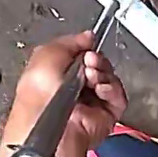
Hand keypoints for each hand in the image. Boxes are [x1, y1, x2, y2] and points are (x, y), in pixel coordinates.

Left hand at [0, 31, 128, 155]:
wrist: (49, 118)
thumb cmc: (39, 93)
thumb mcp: (47, 53)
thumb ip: (70, 41)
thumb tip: (88, 37)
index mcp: (59, 75)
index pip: (83, 56)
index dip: (87, 49)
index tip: (86, 46)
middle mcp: (76, 88)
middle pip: (100, 65)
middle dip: (96, 60)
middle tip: (88, 61)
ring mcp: (93, 102)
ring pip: (111, 78)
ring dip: (102, 72)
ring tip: (90, 76)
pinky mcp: (107, 114)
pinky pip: (118, 95)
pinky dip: (111, 88)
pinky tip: (99, 89)